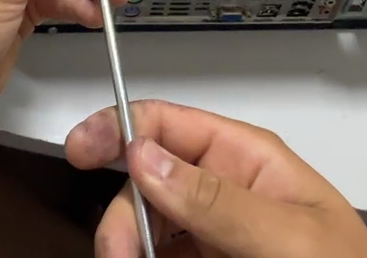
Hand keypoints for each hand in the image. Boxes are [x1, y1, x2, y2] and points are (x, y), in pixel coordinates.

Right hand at [67, 100, 366, 257]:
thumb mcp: (288, 238)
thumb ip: (216, 198)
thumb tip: (142, 153)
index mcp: (245, 159)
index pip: (166, 122)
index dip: (117, 126)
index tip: (78, 150)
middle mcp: (222, 190)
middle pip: (145, 181)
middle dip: (124, 214)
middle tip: (117, 255)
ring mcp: (213, 235)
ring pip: (146, 225)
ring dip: (128, 244)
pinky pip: (161, 255)